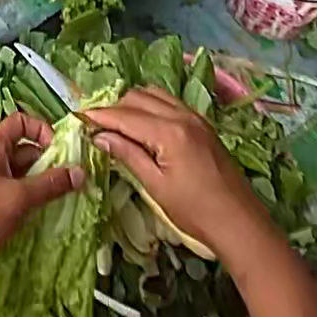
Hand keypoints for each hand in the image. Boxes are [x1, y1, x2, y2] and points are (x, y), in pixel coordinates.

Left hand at [0, 111, 82, 283]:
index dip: (41, 129)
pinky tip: (44, 213)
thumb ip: (51, 184)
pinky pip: (15, 195)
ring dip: (42, 184)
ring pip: (22, 175)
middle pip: (25, 150)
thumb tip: (81, 172)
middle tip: (70, 179)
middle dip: (48, 161)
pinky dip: (31, 200)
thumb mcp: (19, 197)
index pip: (20, 122)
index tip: (58, 150)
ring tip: (63, 197)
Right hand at [80, 87, 275, 261]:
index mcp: (169, 131)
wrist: (239, 221)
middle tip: (95, 125)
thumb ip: (128, 155)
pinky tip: (142, 123)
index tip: (78, 118)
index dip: (100, 115)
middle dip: (114, 107)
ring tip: (116, 123)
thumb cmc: (195, 211)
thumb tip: (100, 137)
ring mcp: (195, 117)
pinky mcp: (202, 124)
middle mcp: (182, 115)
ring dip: (133, 103)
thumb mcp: (155, 186)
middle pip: (139, 97)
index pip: (126, 115)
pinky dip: (151, 106)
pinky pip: (170, 102)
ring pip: (155, 95)